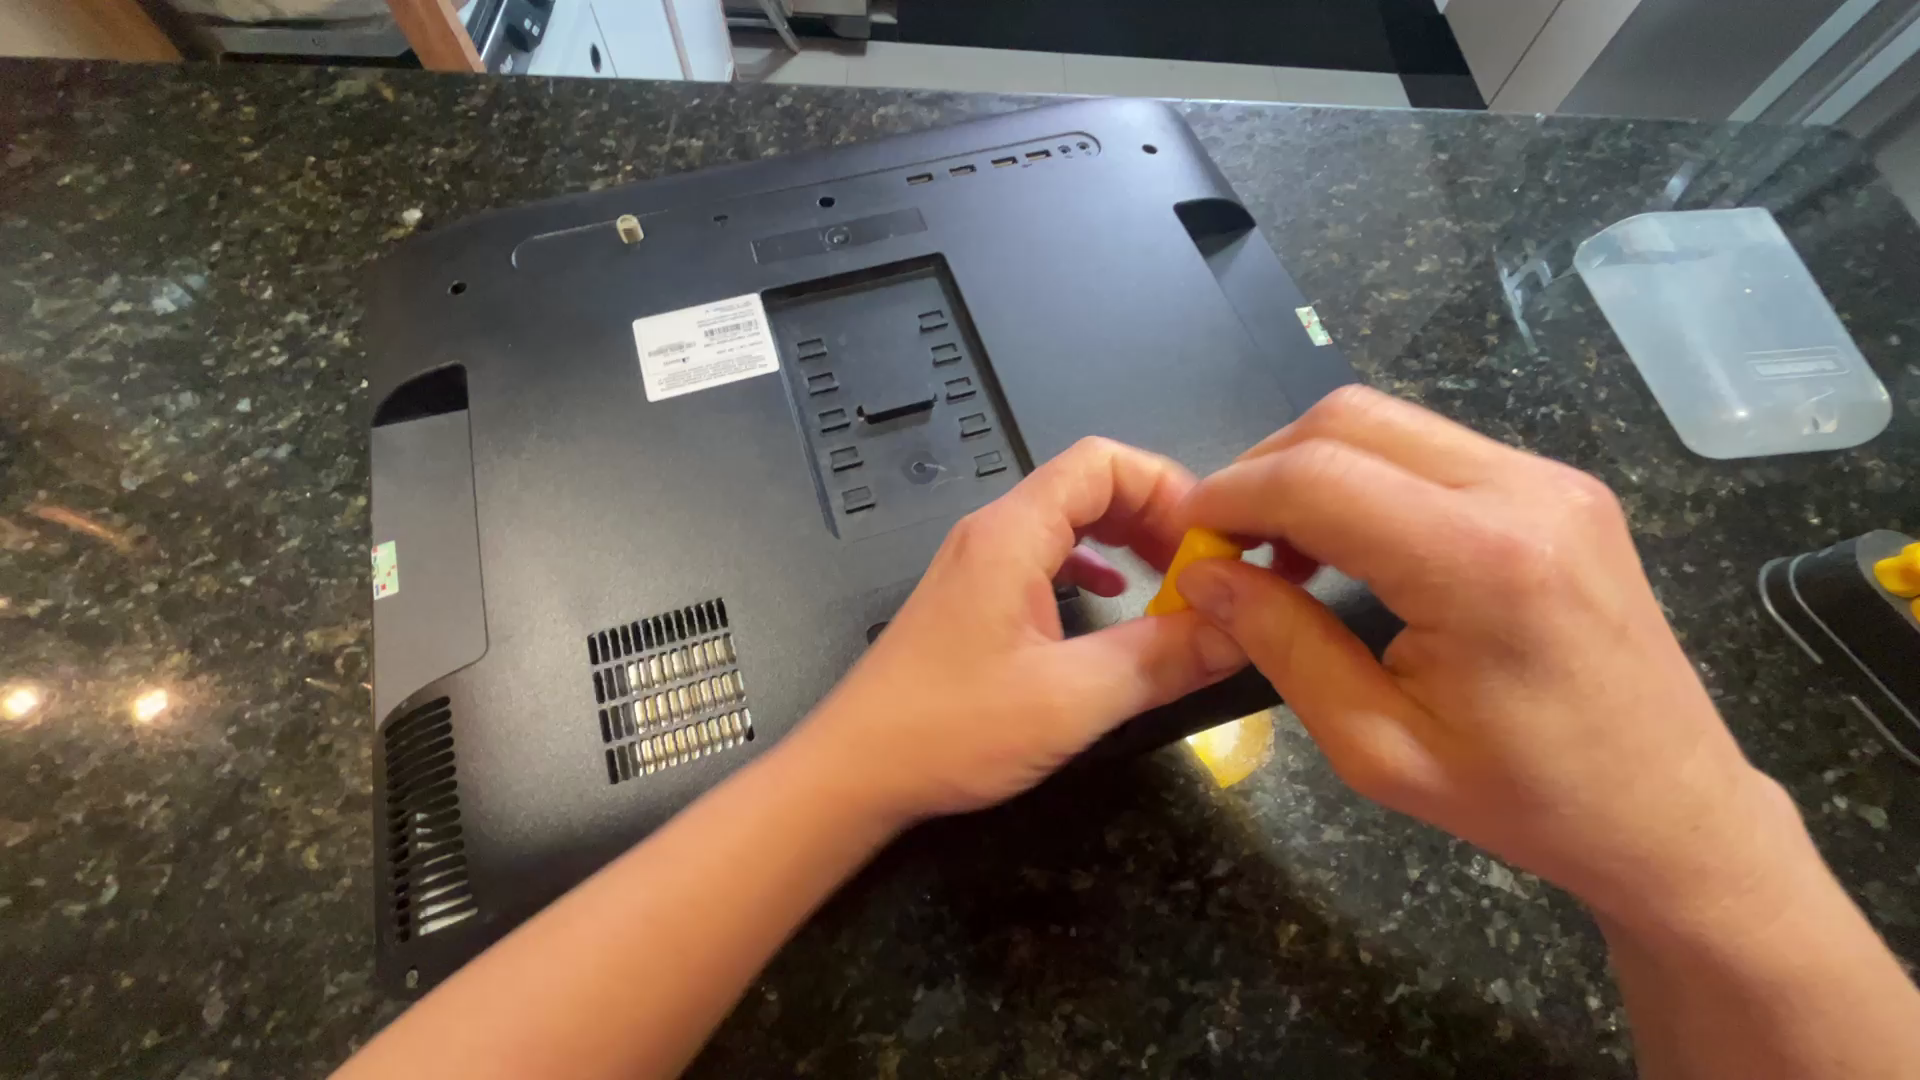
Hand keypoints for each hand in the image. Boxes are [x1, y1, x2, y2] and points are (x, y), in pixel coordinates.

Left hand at [799, 437, 1249, 824]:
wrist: (855, 767)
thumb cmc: (952, 728)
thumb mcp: (1070, 699)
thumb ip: (1161, 659)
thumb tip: (1239, 633)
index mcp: (1012, 533)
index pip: (1102, 462)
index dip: (1166, 487)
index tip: (1210, 541)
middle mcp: (993, 532)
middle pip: (1087, 485)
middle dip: (1154, 515)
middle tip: (1202, 566)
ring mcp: (979, 564)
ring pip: (1067, 522)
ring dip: (1125, 541)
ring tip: (1173, 580)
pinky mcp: (974, 598)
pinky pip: (1045, 558)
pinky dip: (1090, 567)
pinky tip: (1114, 598)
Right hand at [1171, 386, 1799, 928]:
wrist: (1672, 814)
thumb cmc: (1520, 798)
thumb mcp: (1371, 744)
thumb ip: (1279, 643)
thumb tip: (1203, 574)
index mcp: (1478, 564)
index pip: (1314, 478)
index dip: (1229, 495)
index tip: (1186, 535)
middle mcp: (1521, 491)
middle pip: (1344, 420)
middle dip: (1259, 468)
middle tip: (1226, 539)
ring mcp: (1547, 477)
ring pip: (1380, 420)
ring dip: (1304, 467)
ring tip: (1276, 543)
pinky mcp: (1552, 485)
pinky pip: (1421, 446)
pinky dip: (1354, 474)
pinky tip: (1339, 537)